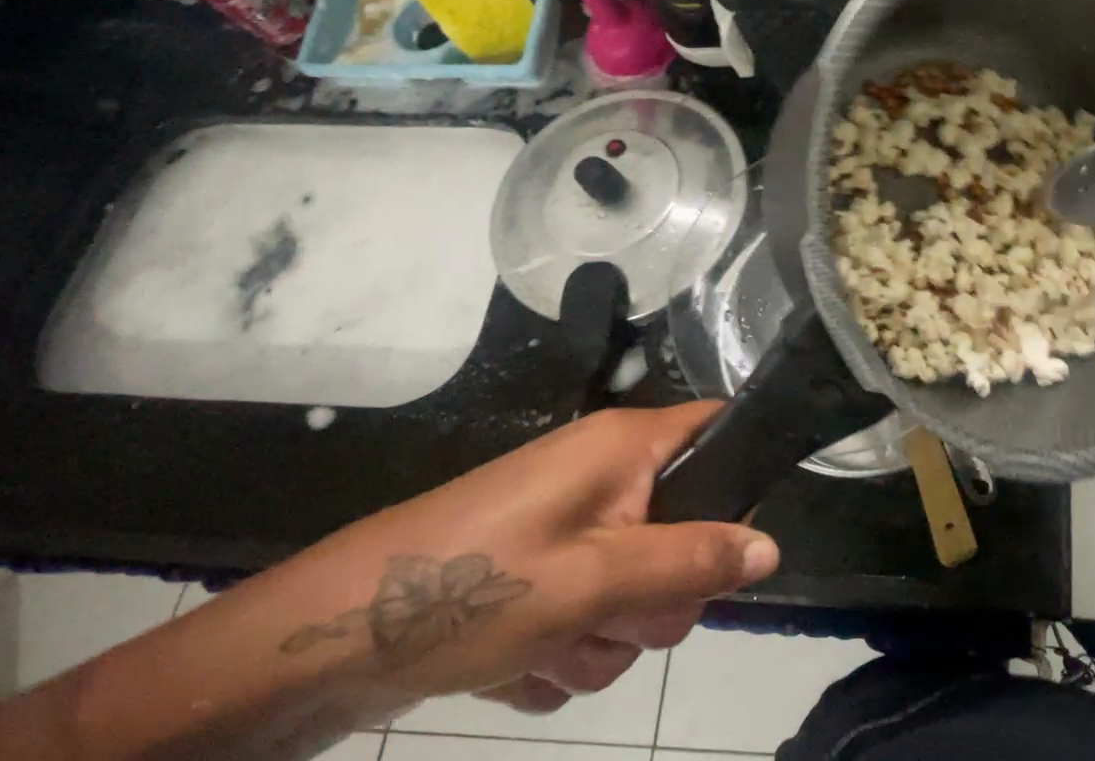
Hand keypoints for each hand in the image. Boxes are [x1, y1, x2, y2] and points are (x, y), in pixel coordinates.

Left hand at [264, 402, 777, 710]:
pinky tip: (518, 664)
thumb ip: (693, 561)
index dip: (740, 482)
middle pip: (686, 530)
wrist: (322, 646)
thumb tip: (772, 547)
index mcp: (622, 448)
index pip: (718, 431)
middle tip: (615, 618)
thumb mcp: (597, 581)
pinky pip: (588, 615)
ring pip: (637, 588)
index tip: (728, 546)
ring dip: (606, 637)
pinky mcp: (535, 574)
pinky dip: (564, 649)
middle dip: (659, 597)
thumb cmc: (468, 590)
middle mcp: (601, 476)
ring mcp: (567, 527)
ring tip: (548, 648)